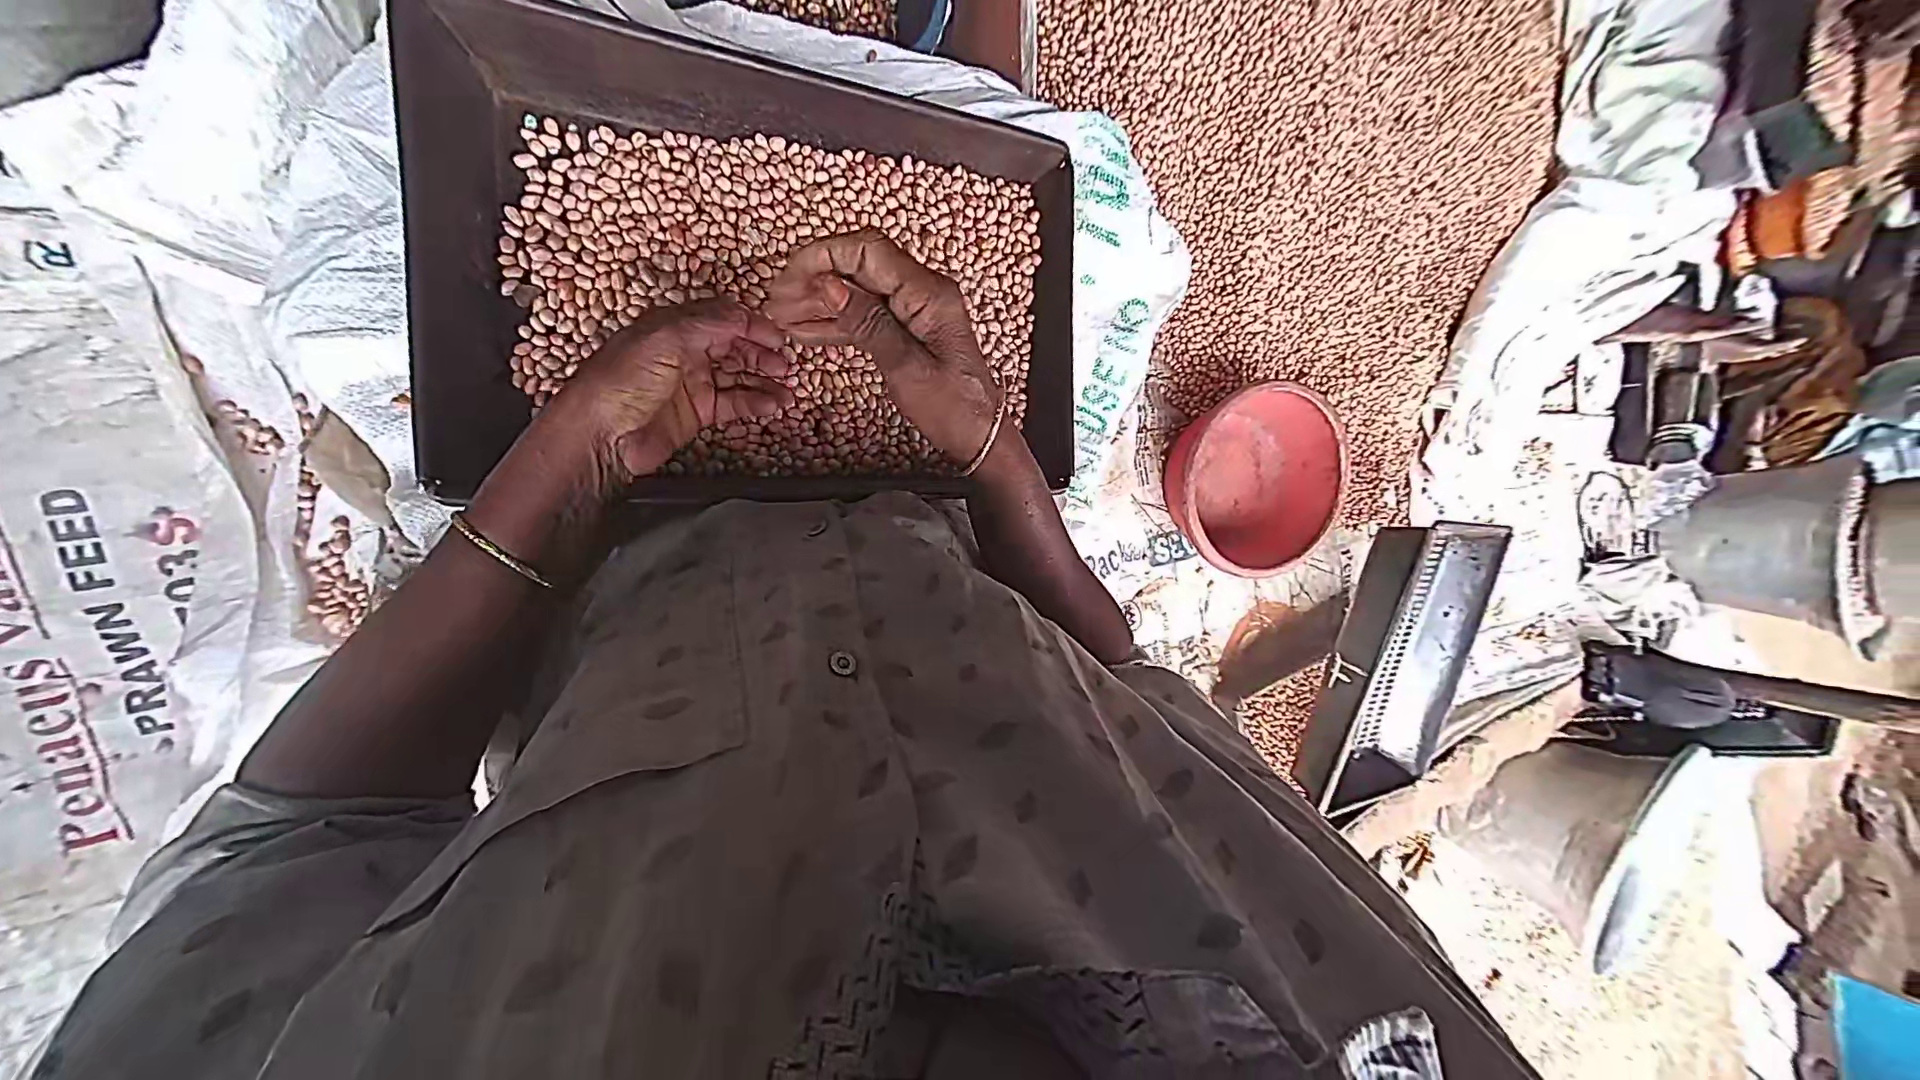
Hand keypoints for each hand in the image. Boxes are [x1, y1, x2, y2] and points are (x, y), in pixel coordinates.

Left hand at [545, 299, 794, 486]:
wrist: (603, 434)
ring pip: (739, 376)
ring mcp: (694, 382)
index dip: (751, 325)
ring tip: (787, 390)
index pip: (722, 318)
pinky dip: (755, 404)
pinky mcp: (699, 412)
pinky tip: (771, 406)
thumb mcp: (662, 341)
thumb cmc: (620, 382)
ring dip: (765, 381)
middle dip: (762, 354)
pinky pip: (735, 403)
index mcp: (673, 326)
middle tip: (784, 365)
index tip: (776, 338)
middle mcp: (686, 351)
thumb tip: (743, 317)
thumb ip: (706, 325)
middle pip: (735, 346)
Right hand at [763, 230, 1002, 466]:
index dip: (823, 256)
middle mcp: (923, 293)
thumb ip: (867, 323)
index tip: (790, 277)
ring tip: (783, 318)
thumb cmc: (953, 408)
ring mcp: (915, 310)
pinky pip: (867, 316)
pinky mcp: (909, 329)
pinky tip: (807, 331)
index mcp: (928, 294)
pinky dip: (836, 322)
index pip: (867, 250)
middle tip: (778, 301)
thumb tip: (828, 285)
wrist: (979, 436)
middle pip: (858, 266)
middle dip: (814, 278)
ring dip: (819, 302)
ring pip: (857, 292)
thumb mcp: (906, 368)